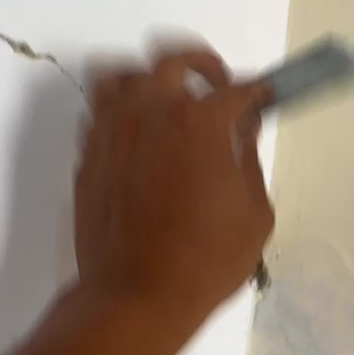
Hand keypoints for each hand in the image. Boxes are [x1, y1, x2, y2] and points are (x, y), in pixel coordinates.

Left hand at [73, 44, 274, 325]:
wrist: (139, 295)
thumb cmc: (209, 260)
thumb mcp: (255, 214)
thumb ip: (250, 161)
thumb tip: (242, 131)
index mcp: (200, 122)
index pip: (236, 90)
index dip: (257, 92)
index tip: (266, 97)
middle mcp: (150, 111)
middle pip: (174, 59)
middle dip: (205, 66)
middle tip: (220, 86)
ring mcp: (111, 129)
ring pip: (122, 73)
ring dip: (150, 78)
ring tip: (168, 101)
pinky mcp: (88, 154)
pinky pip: (101, 111)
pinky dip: (123, 112)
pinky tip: (141, 138)